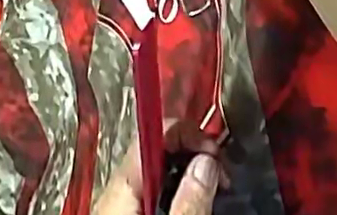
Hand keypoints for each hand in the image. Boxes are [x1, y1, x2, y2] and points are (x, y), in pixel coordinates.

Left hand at [91, 125, 221, 214]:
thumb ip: (188, 201)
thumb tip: (207, 160)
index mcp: (121, 186)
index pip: (154, 131)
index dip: (188, 131)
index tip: (215, 150)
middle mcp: (114, 190)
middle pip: (157, 149)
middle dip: (193, 152)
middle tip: (222, 174)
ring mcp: (116, 205)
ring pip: (156, 171)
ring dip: (187, 171)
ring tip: (214, 187)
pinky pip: (152, 191)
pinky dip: (176, 189)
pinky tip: (192, 201)